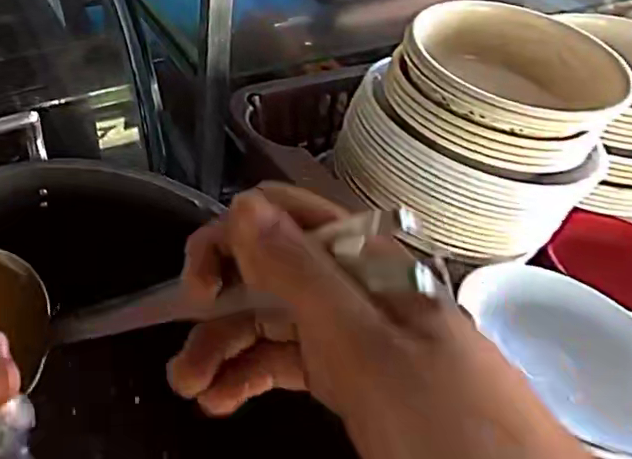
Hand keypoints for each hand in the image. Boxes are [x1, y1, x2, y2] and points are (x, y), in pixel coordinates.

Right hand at [166, 185, 587, 458]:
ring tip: (187, 384)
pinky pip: (290, 360)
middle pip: (268, 268)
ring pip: (271, 318)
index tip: (200, 284)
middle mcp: (355, 286)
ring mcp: (356, 335)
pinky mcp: (357, 381)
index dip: (232, 236)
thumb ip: (299, 272)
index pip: (281, 215)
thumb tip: (240, 202)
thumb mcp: (368, 351)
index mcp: (366, 261)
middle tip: (179, 338)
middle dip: (217, 300)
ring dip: (224, 345)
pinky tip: (220, 397)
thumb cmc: (451, 430)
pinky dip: (251, 375)